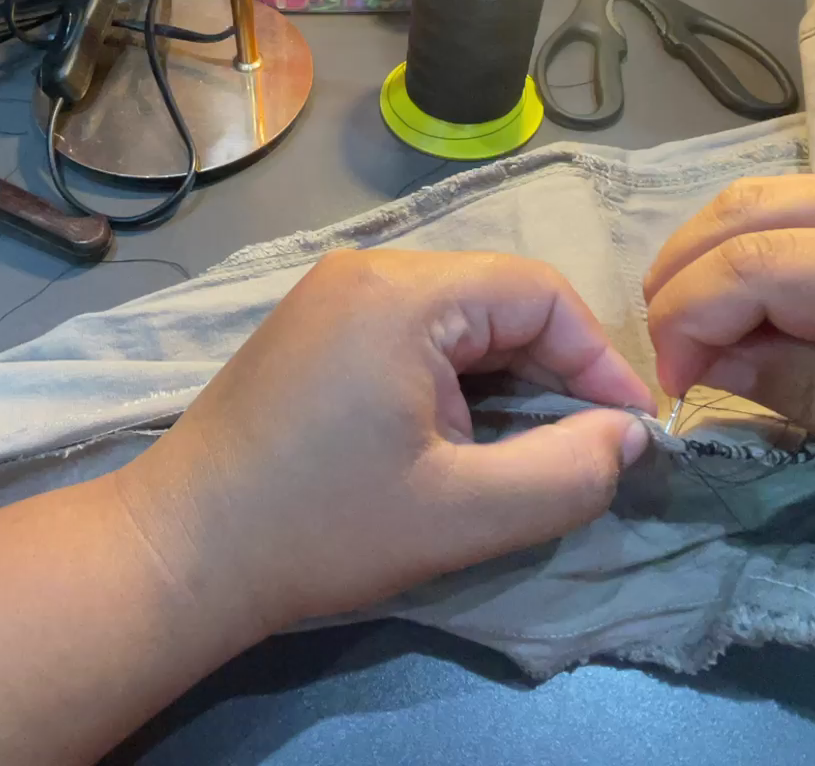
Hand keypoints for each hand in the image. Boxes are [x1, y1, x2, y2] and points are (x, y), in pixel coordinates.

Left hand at [112, 250, 653, 633]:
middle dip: (548, 369)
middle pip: (493, 297)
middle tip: (576, 445)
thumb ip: (569, 471)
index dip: (596, 357)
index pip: (536, 290)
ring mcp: (329, 291)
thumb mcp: (463, 513)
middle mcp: (363, 268)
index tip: (629, 430)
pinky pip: (407, 328)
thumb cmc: (320, 527)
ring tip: (515, 446)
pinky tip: (450, 428)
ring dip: (499, 375)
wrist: (185, 546)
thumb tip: (629, 433)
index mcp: (400, 290)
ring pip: (453, 316)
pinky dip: (448, 374)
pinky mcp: (311, 323)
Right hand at [644, 176, 814, 580]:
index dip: (689, 318)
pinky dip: (747, 249)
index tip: (677, 389)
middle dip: (680, 282)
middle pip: (748, 211)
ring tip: (698, 330)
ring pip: (766, 195)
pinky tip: (752, 305)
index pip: (761, 264)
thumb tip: (716, 361)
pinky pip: (802, 208)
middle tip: (676, 360)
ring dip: (705, 257)